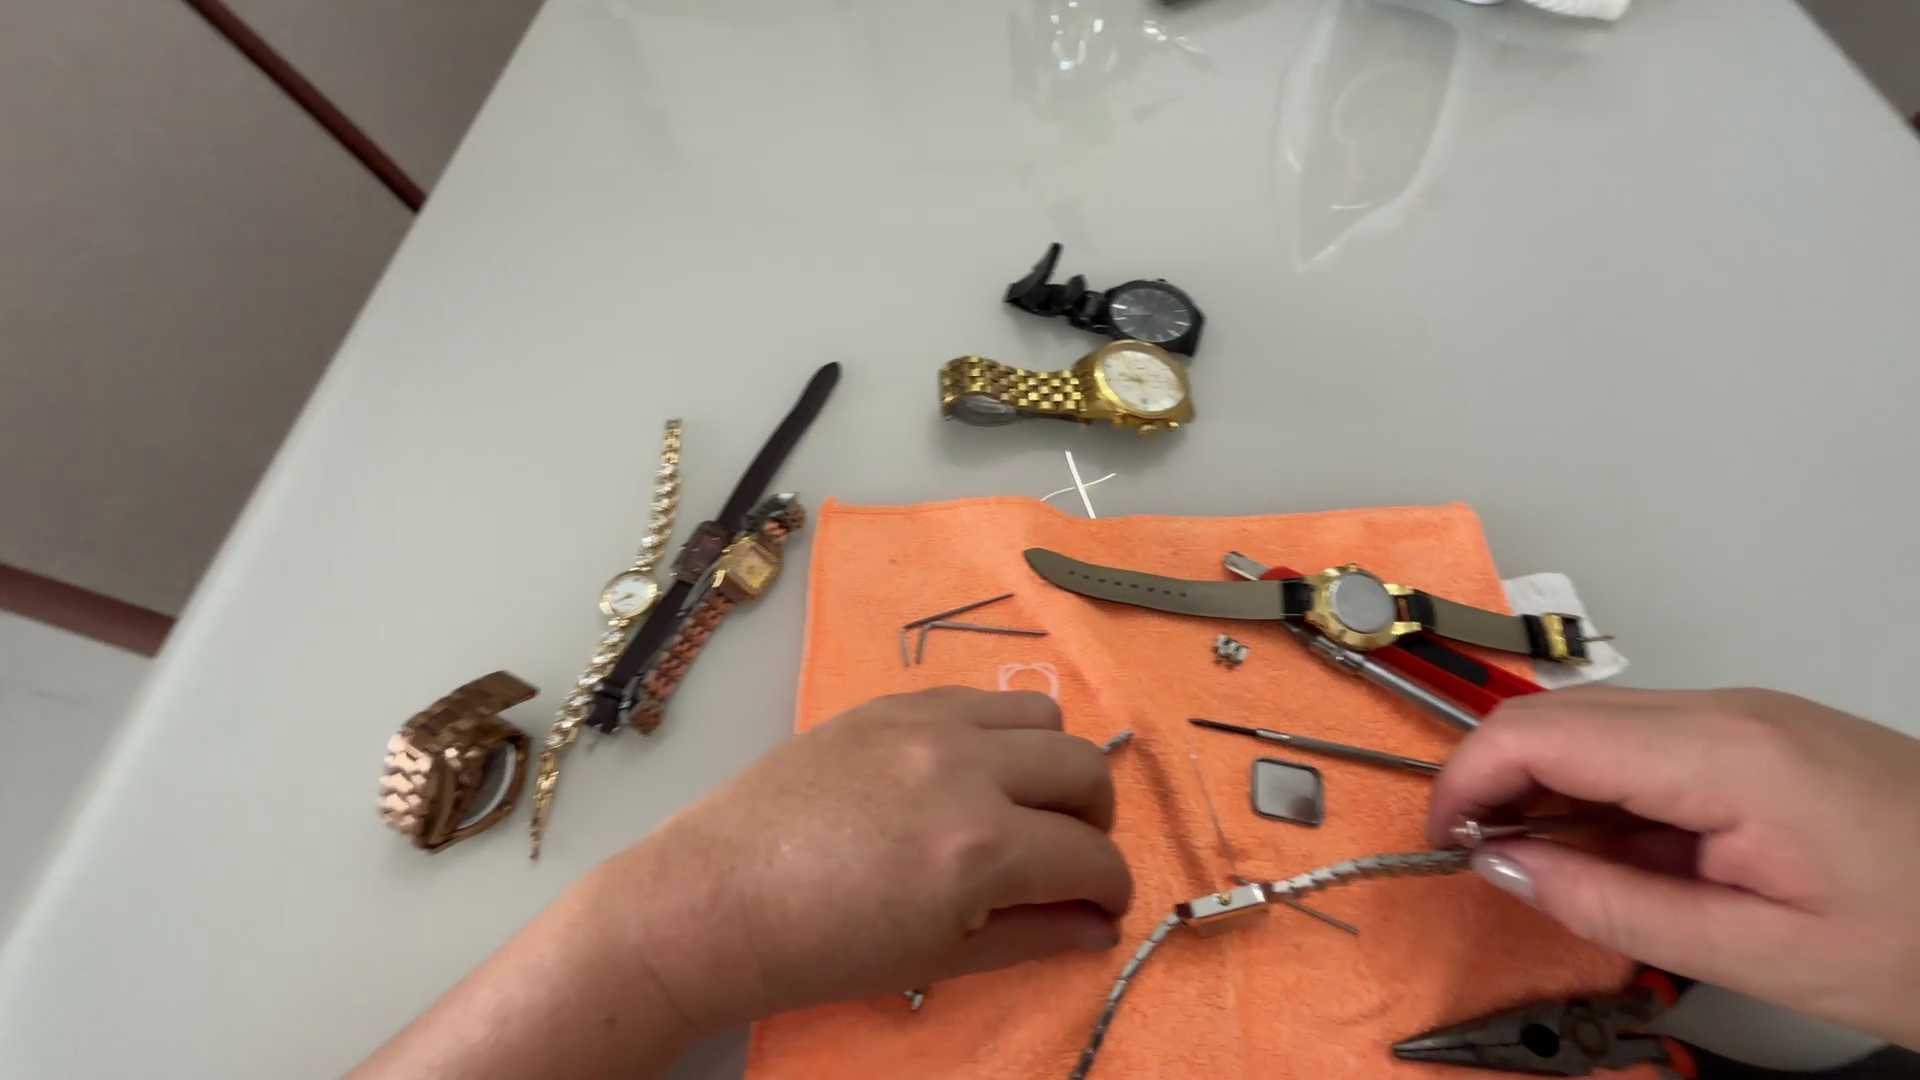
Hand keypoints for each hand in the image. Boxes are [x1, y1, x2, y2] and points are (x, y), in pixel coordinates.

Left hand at [587, 687, 1131, 1034]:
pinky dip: (996, 733)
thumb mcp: (940, 960)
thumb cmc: (827, 948)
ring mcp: (927, 720)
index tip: (1100, 903)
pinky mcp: (892, 699)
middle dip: (1095, 821)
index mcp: (981, 846)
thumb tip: (1101, 928)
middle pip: (1086, 768)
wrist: (720, 893)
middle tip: (1065, 852)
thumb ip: (1034, 937)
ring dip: (1051, 763)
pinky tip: (961, 769)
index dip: (1111, 888)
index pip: (1093, 856)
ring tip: (1019, 800)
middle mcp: (966, 765)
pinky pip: (977, 698)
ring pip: (1042, 716)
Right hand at [1427, 687, 1919, 1046]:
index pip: (1534, 736)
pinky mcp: (1750, 721)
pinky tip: (1614, 835)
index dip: (1465, 781)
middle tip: (1481, 848)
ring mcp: (1737, 707)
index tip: (1444, 839)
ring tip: (1546, 851)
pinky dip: (1590, 778)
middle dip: (1489, 776)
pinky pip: (1629, 733)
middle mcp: (1718, 707)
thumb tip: (1498, 865)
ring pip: (1580, 719)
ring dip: (1537, 778)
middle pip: (1545, 715)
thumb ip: (1611, 905)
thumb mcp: (1768, 955)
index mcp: (1720, 754)